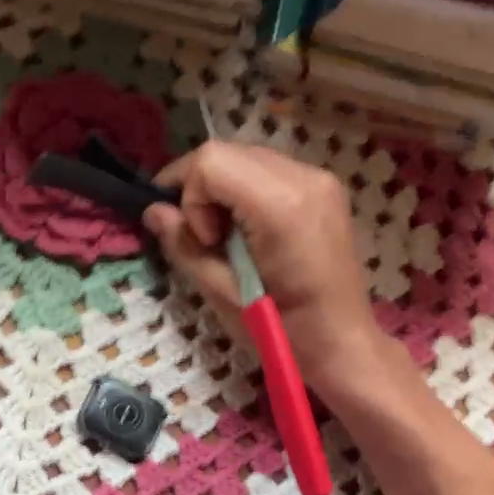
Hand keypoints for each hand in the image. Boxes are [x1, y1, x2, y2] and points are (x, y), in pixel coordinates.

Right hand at [144, 141, 388, 397]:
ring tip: (226, 238)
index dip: (189, 197)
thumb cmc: (281, 331)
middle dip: (199, 190)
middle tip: (204, 239)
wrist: (340, 342)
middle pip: (226, 152)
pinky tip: (249, 233)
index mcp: (280, 206)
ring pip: (244, 158)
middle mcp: (304, 177)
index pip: (211, 162)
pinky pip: (266, 172)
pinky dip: (244, 193)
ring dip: (220, 191)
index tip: (202, 241)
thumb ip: (185, 246)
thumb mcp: (222, 296)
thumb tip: (153, 212)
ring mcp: (318, 178)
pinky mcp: (323, 188)